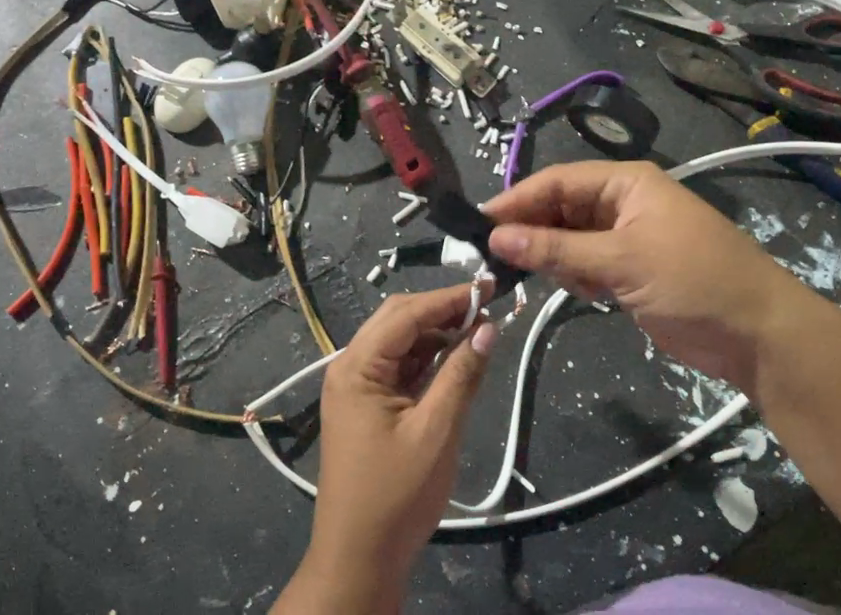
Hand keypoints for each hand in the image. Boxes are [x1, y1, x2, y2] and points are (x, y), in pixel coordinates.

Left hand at [276, 286, 496, 614]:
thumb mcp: (436, 432)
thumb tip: (489, 327)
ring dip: (437, 333)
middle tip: (489, 304)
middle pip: (398, 321)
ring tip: (481, 328)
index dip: (448, 297)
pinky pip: (399, 368)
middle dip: (442, 309)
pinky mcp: (368, 406)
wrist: (360, 556)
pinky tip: (457, 356)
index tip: (489, 285)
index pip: (405, 314)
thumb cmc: (396, 494)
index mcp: (357, 367)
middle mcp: (350, 367)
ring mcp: (357, 387)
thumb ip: (461, 375)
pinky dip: (428, 359)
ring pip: (400, 343)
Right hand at [484, 160, 816, 390]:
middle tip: (491, 257)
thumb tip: (496, 237)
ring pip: (569, 239)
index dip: (517, 200)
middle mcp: (623, 203)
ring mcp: (628, 239)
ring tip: (528, 277)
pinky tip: (578, 291)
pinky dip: (575, 277)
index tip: (478, 225)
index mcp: (626, 183)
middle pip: (560, 208)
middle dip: (531, 231)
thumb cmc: (693, 281)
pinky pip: (586, 265)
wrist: (759, 336)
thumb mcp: (621, 261)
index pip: (557, 181)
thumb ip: (556, 249)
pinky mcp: (631, 272)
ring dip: (551, 257)